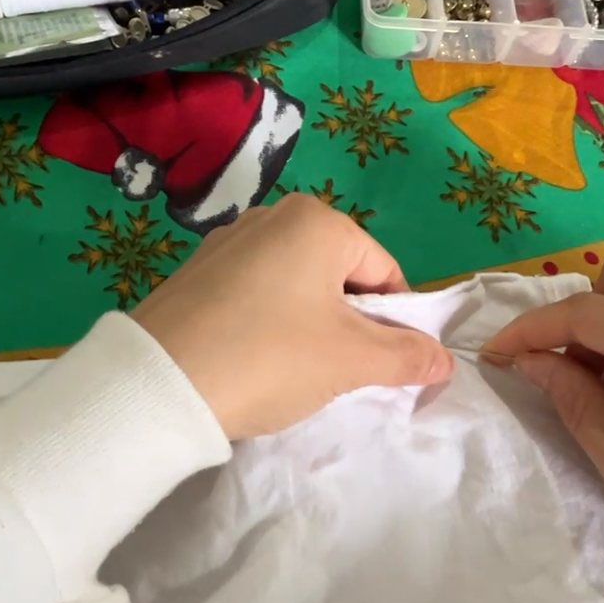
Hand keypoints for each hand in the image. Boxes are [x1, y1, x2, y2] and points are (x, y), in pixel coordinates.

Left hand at [131, 195, 452, 440]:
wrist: (158, 385)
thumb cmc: (269, 357)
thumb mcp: (350, 360)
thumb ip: (406, 355)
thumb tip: (445, 359)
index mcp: (317, 222)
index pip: (384, 271)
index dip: (395, 321)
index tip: (384, 364)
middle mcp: (271, 217)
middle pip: (340, 274)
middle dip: (350, 322)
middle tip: (337, 369)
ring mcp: (227, 241)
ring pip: (297, 284)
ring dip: (310, 323)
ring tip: (293, 368)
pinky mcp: (196, 271)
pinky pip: (255, 292)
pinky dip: (268, 321)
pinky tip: (253, 357)